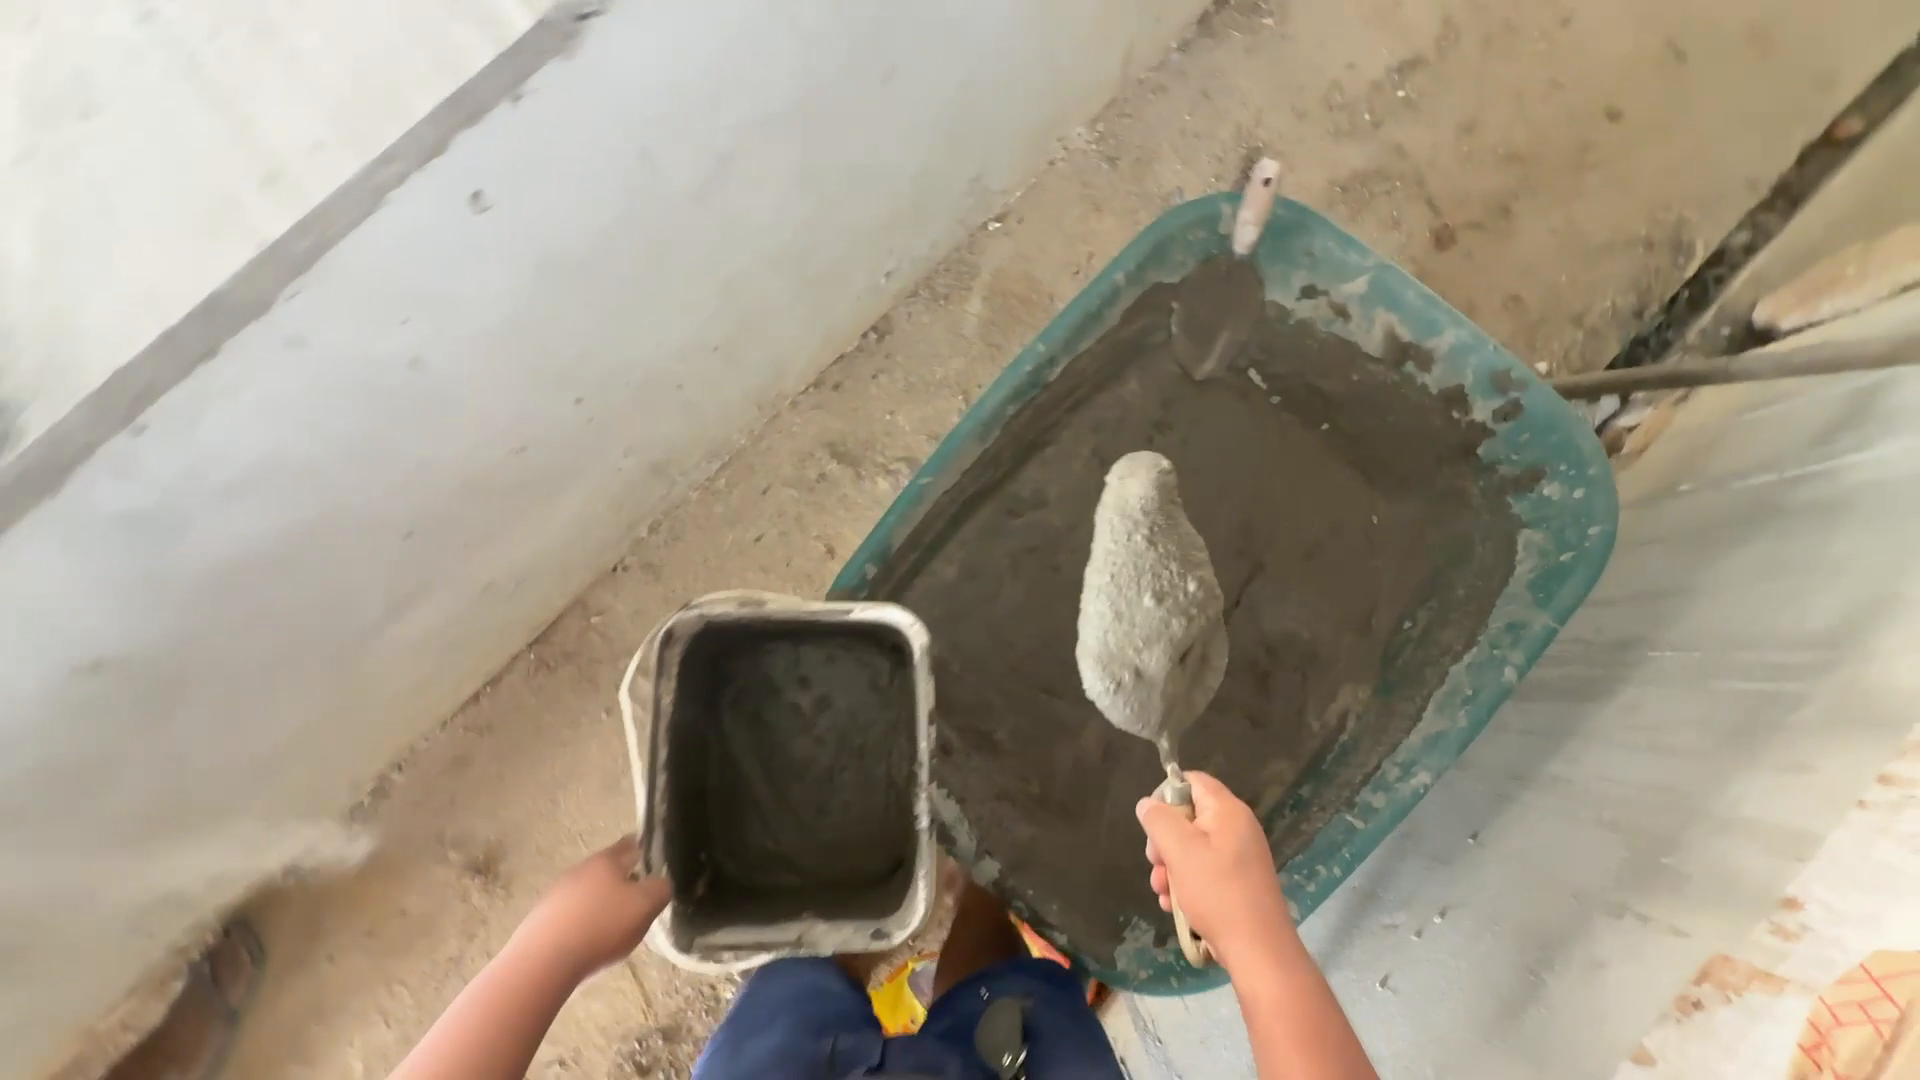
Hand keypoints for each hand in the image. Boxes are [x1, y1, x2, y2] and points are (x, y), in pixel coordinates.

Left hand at [511, 835, 669, 979]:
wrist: (541, 965)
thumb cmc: (601, 927)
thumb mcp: (646, 905)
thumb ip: (661, 888)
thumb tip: (661, 883)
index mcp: (606, 861)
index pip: (630, 844)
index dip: (644, 848)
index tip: (655, 856)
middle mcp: (579, 870)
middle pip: (607, 870)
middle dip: (623, 880)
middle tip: (640, 897)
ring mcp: (555, 895)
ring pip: (588, 892)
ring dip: (602, 903)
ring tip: (615, 924)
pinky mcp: (540, 921)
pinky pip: (570, 915)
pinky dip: (583, 922)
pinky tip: (589, 941)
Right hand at [1136, 772, 1293, 972]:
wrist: (1259, 952)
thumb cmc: (1217, 893)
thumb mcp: (1180, 851)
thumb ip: (1159, 820)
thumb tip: (1147, 804)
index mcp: (1228, 811)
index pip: (1192, 781)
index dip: (1166, 794)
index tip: (1151, 822)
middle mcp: (1236, 828)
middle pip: (1187, 817)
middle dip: (1164, 840)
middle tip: (1156, 863)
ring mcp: (1238, 857)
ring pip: (1191, 848)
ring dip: (1170, 867)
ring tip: (1162, 892)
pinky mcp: (1237, 883)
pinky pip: (1203, 871)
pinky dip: (1186, 884)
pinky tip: (1174, 906)